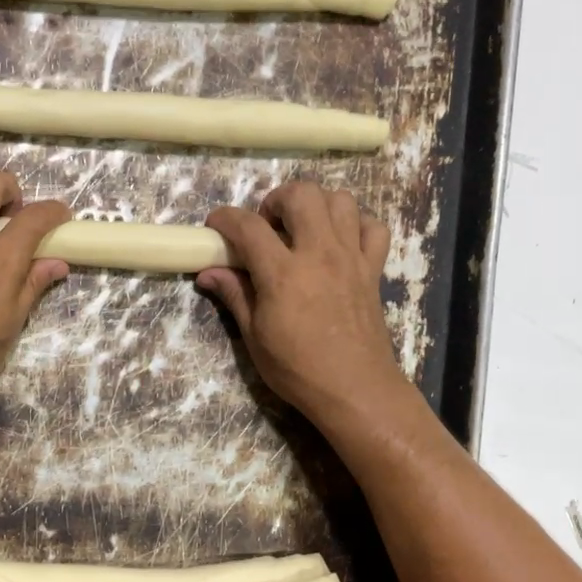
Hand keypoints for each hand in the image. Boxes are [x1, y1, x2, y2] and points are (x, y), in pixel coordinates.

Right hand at [199, 182, 405, 417]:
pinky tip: (340, 241)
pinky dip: (356, 224)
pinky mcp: (373, 268)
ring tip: (302, 228)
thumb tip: (208, 273)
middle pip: (301, 194)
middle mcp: (319, 253)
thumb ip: (235, 295)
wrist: (353, 387)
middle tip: (266, 225)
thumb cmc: (296, 369)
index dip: (225, 219)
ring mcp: (351, 257)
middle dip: (276, 200)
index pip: (248, 227)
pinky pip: (373, 226)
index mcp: (283, 273)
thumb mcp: (254, 336)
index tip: (215, 226)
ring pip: (340, 200)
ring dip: (316, 205)